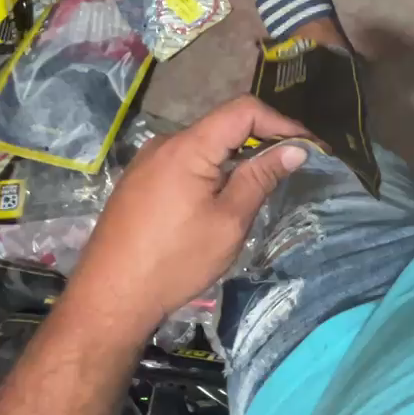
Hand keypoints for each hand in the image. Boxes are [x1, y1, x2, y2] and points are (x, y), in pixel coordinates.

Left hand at [66, 96, 312, 337]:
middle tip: (292, 165)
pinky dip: (214, 169)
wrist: (106, 304)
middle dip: (263, 139)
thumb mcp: (229, 221)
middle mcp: (164, 145)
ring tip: (262, 183)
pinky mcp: (138, 183)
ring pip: (206, 144)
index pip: (244, 110)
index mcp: (187, 148)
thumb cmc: (173, 262)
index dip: (281, 121)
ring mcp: (147, 164)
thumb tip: (297, 148)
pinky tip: (222, 197)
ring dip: (238, 156)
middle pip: (225, 125)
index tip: (307, 146)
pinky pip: (186, 161)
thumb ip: (261, 177)